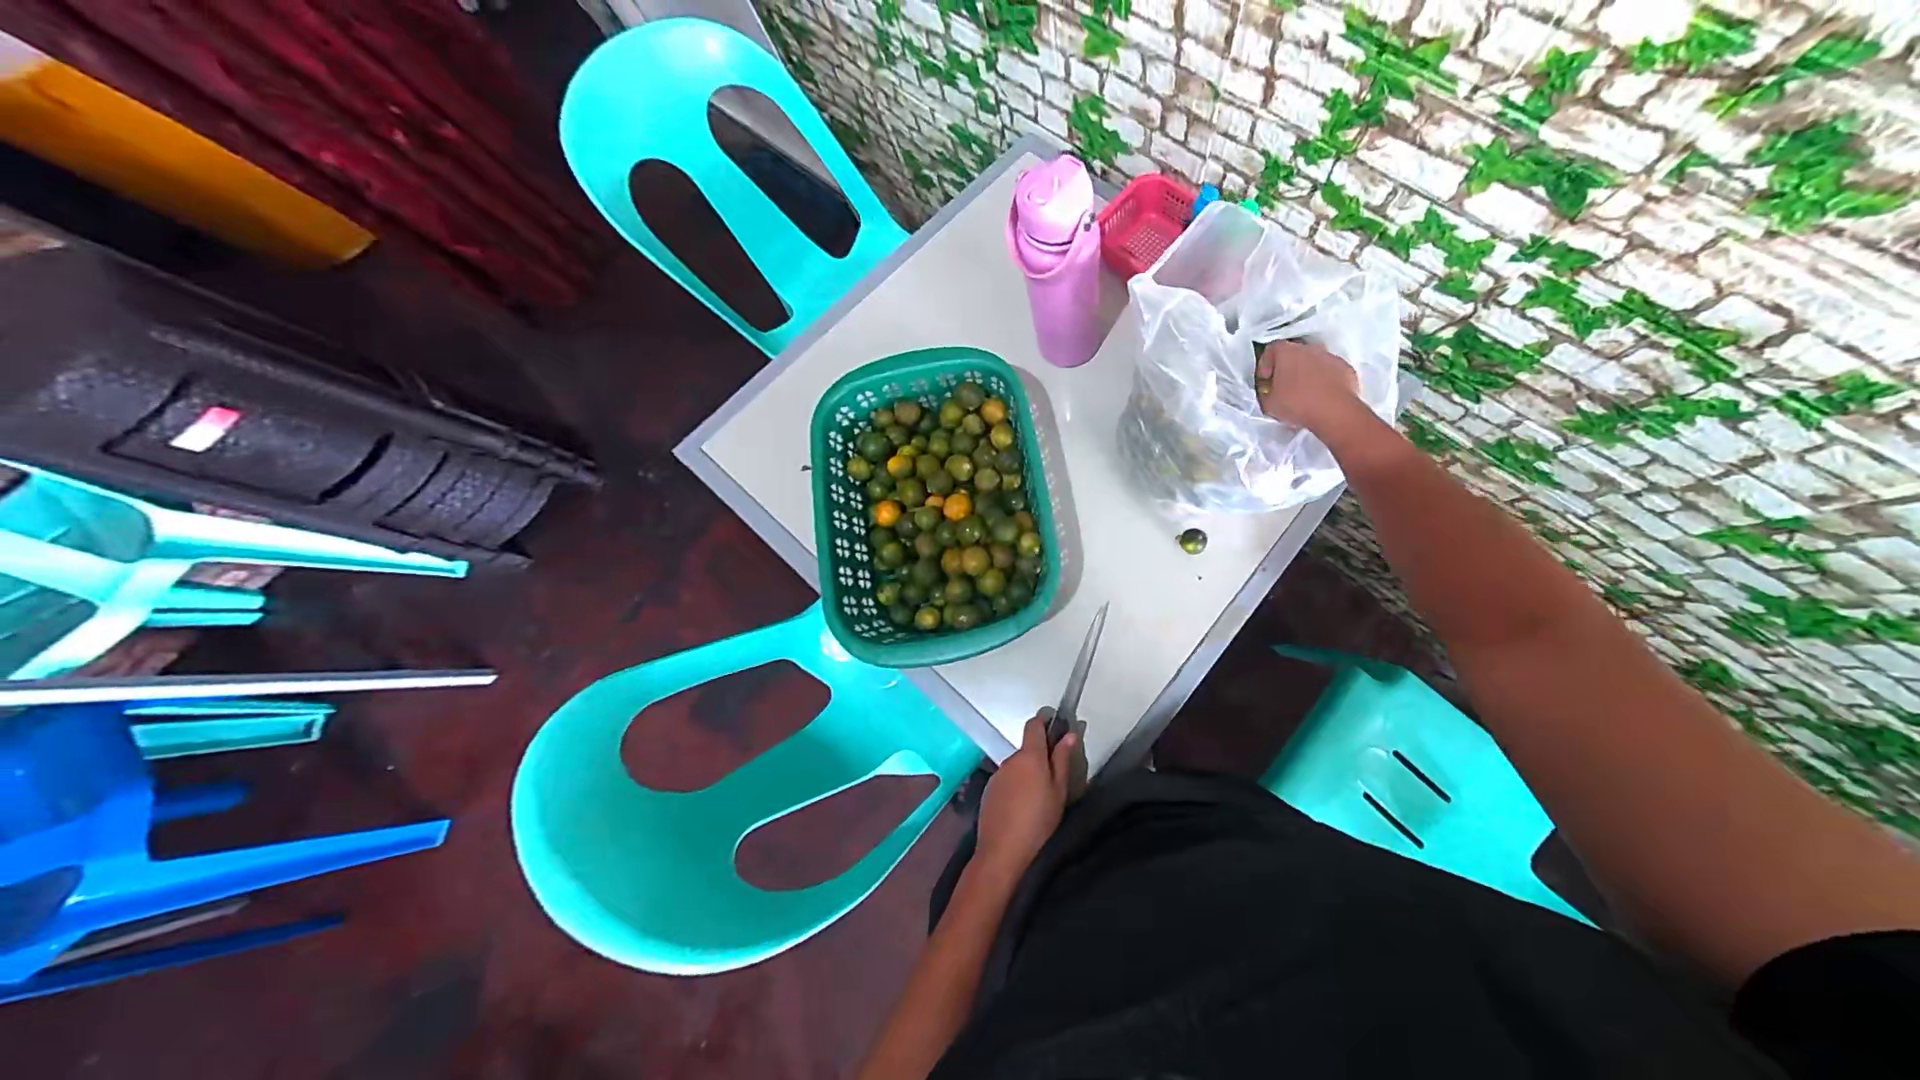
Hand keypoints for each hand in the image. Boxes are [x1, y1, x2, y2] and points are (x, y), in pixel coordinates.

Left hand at [975, 712, 1078, 877]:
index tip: (1054, 724)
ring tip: (1040, 799)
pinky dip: (1016, 787)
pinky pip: (1007, 781)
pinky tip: (1022, 808)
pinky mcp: (989, 790)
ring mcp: (997, 775)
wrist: (1003, 850)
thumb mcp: (1059, 792)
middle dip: (1040, 757)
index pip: (1033, 726)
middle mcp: (1010, 760)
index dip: (1044, 721)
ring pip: (1017, 767)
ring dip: (1028, 774)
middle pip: (1027, 749)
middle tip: (1055, 778)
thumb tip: (1069, 735)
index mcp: (1029, 756)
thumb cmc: (1038, 821)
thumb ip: (1063, 760)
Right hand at [1257, 341, 1363, 434]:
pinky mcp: (1345, 369)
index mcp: (1286, 352)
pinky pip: (1330, 371)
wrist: (1334, 412)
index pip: (1271, 349)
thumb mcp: (1268, 404)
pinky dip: (1324, 380)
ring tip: (1302, 394)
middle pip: (1294, 353)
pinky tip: (1320, 396)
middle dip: (1287, 368)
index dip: (1265, 364)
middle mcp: (1309, 349)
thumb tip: (1268, 394)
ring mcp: (1329, 357)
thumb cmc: (1298, 404)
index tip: (1265, 379)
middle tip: (1282, 387)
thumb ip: (1265, 393)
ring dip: (1306, 373)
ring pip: (1313, 361)